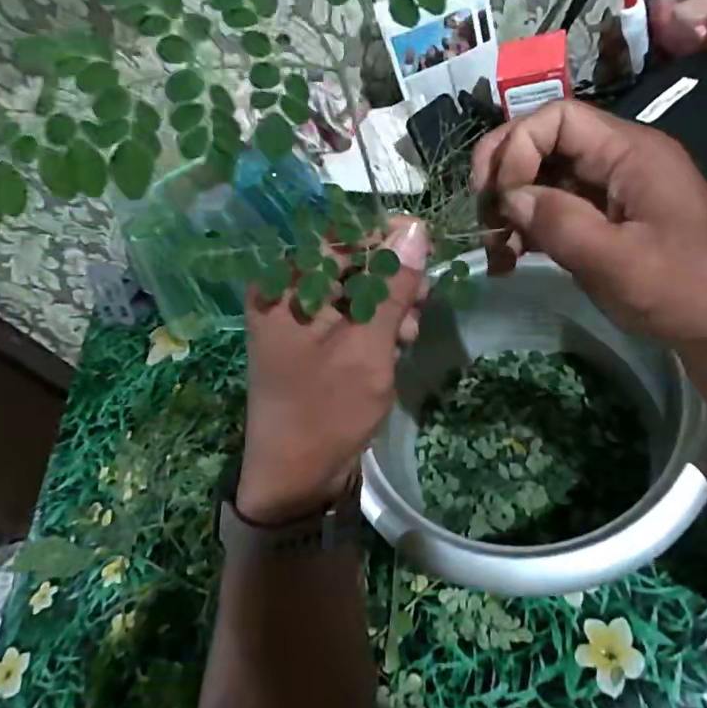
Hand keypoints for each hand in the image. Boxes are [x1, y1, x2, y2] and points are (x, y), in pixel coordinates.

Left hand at [238, 216, 431, 524]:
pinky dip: (378, 323)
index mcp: (283, 287)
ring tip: (412, 328)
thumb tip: (416, 228)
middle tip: (423, 296)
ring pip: (355, 289)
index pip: (335, 236)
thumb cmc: (326, 410)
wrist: (296, 479)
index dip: (381, 237)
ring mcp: (300, 321)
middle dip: (390, 275)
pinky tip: (400, 341)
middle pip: (347, 261)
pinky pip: (352, 316)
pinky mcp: (315, 343)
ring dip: (389, 302)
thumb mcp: (368, 346)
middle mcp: (286, 295)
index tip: (423, 246)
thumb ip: (391, 286)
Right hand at [471, 100, 706, 347]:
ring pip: (548, 179)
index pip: (558, 118)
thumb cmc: (687, 290)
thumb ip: (560, 222)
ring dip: (514, 207)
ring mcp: (616, 192)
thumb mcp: (619, 261)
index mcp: (631, 152)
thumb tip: (510, 197)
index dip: (517, 146)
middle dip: (507, 174)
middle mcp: (621, 161)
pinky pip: (561, 210)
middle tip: (484, 217)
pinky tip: (513, 258)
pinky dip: (532, 229)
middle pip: (547, 143)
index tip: (499, 196)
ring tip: (495, 249)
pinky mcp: (611, 222)